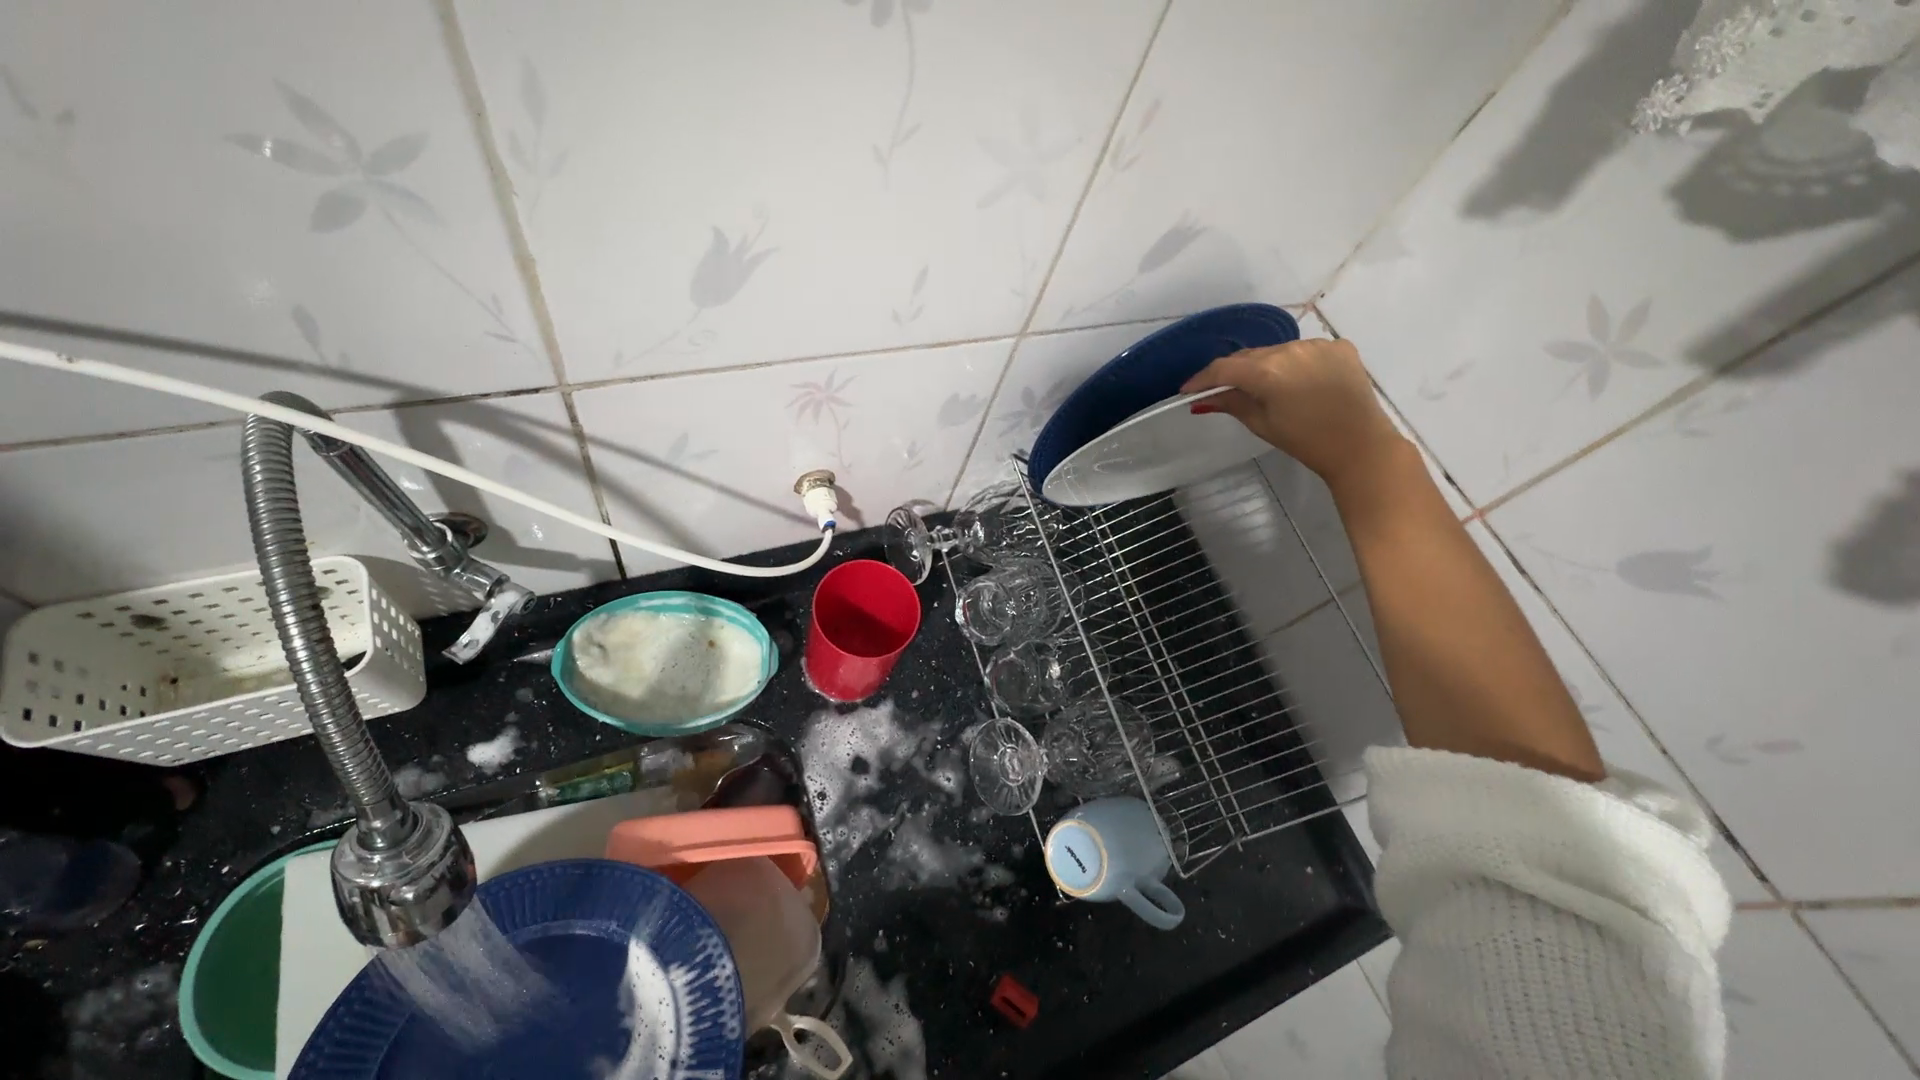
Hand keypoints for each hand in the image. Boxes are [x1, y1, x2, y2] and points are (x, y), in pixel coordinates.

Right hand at [1180, 338, 1406, 488]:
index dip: (1202, 379)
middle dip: (1234, 372)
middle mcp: (1290, 349)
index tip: (1188, 390)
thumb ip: (1232, 403)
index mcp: (1268, 371)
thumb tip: (1204, 399)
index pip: (1224, 368)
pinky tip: (1301, 383)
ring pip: (1278, 351)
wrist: (1360, 446)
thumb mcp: (1263, 424)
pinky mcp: (1340, 346)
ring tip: (1268, 389)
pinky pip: (1307, 351)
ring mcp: (1317, 345)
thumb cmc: (1306, 442)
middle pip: (1251, 356)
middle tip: (1223, 391)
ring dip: (1267, 366)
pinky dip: (1297, 364)